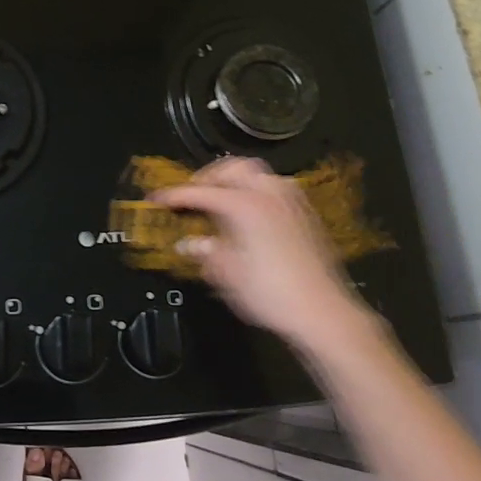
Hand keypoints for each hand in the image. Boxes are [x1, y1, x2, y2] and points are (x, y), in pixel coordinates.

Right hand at [151, 157, 373, 346]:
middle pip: (234, 168)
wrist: (322, 312)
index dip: (175, 195)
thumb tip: (189, 244)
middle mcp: (268, 194)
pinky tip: (251, 214)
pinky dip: (257, 193)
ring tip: (222, 200)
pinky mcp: (306, 215)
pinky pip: (276, 189)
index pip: (200, 192)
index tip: (157, 199)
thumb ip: (205, 252)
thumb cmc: (270, 293)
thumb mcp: (227, 275)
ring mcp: (291, 202)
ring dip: (237, 181)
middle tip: (194, 194)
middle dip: (210, 177)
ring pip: (259, 175)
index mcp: (244, 204)